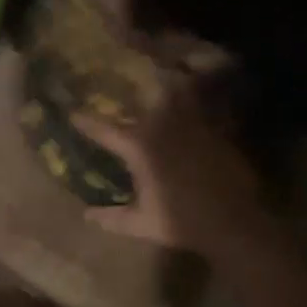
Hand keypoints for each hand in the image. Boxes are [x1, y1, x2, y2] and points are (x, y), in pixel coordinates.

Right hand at [71, 63, 263, 252]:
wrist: (234, 223)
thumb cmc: (183, 223)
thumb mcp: (141, 224)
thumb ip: (112, 218)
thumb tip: (87, 216)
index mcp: (140, 148)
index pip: (105, 130)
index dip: (86, 122)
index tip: (73, 114)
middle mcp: (163, 129)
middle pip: (141, 105)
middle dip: (128, 102)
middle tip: (120, 99)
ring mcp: (192, 126)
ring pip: (174, 97)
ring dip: (164, 90)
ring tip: (158, 82)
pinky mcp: (217, 132)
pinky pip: (201, 111)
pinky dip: (195, 105)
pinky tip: (193, 109)